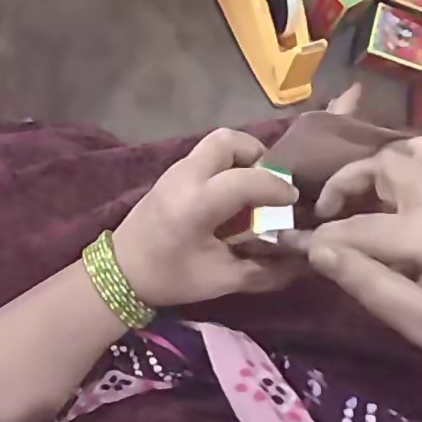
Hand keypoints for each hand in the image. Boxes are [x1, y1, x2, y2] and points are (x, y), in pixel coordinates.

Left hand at [111, 129, 301, 307]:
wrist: (119, 272)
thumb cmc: (169, 278)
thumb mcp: (220, 281)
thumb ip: (264, 272)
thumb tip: (303, 265)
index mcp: (196, 204)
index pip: (246, 179)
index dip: (276, 187)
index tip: (292, 201)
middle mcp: (185, 177)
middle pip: (228, 141)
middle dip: (256, 156)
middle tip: (268, 183)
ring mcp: (174, 171)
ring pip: (216, 144)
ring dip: (240, 159)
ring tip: (251, 189)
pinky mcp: (169, 174)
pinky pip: (205, 156)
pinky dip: (225, 166)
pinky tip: (229, 196)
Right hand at [282, 136, 421, 389]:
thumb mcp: (419, 323)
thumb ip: (366, 282)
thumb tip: (317, 249)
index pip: (357, 227)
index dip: (318, 238)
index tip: (288, 246)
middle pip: (385, 164)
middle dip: (346, 182)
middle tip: (326, 214)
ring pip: (416, 148)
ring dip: (382, 165)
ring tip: (364, 196)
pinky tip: (410, 185)